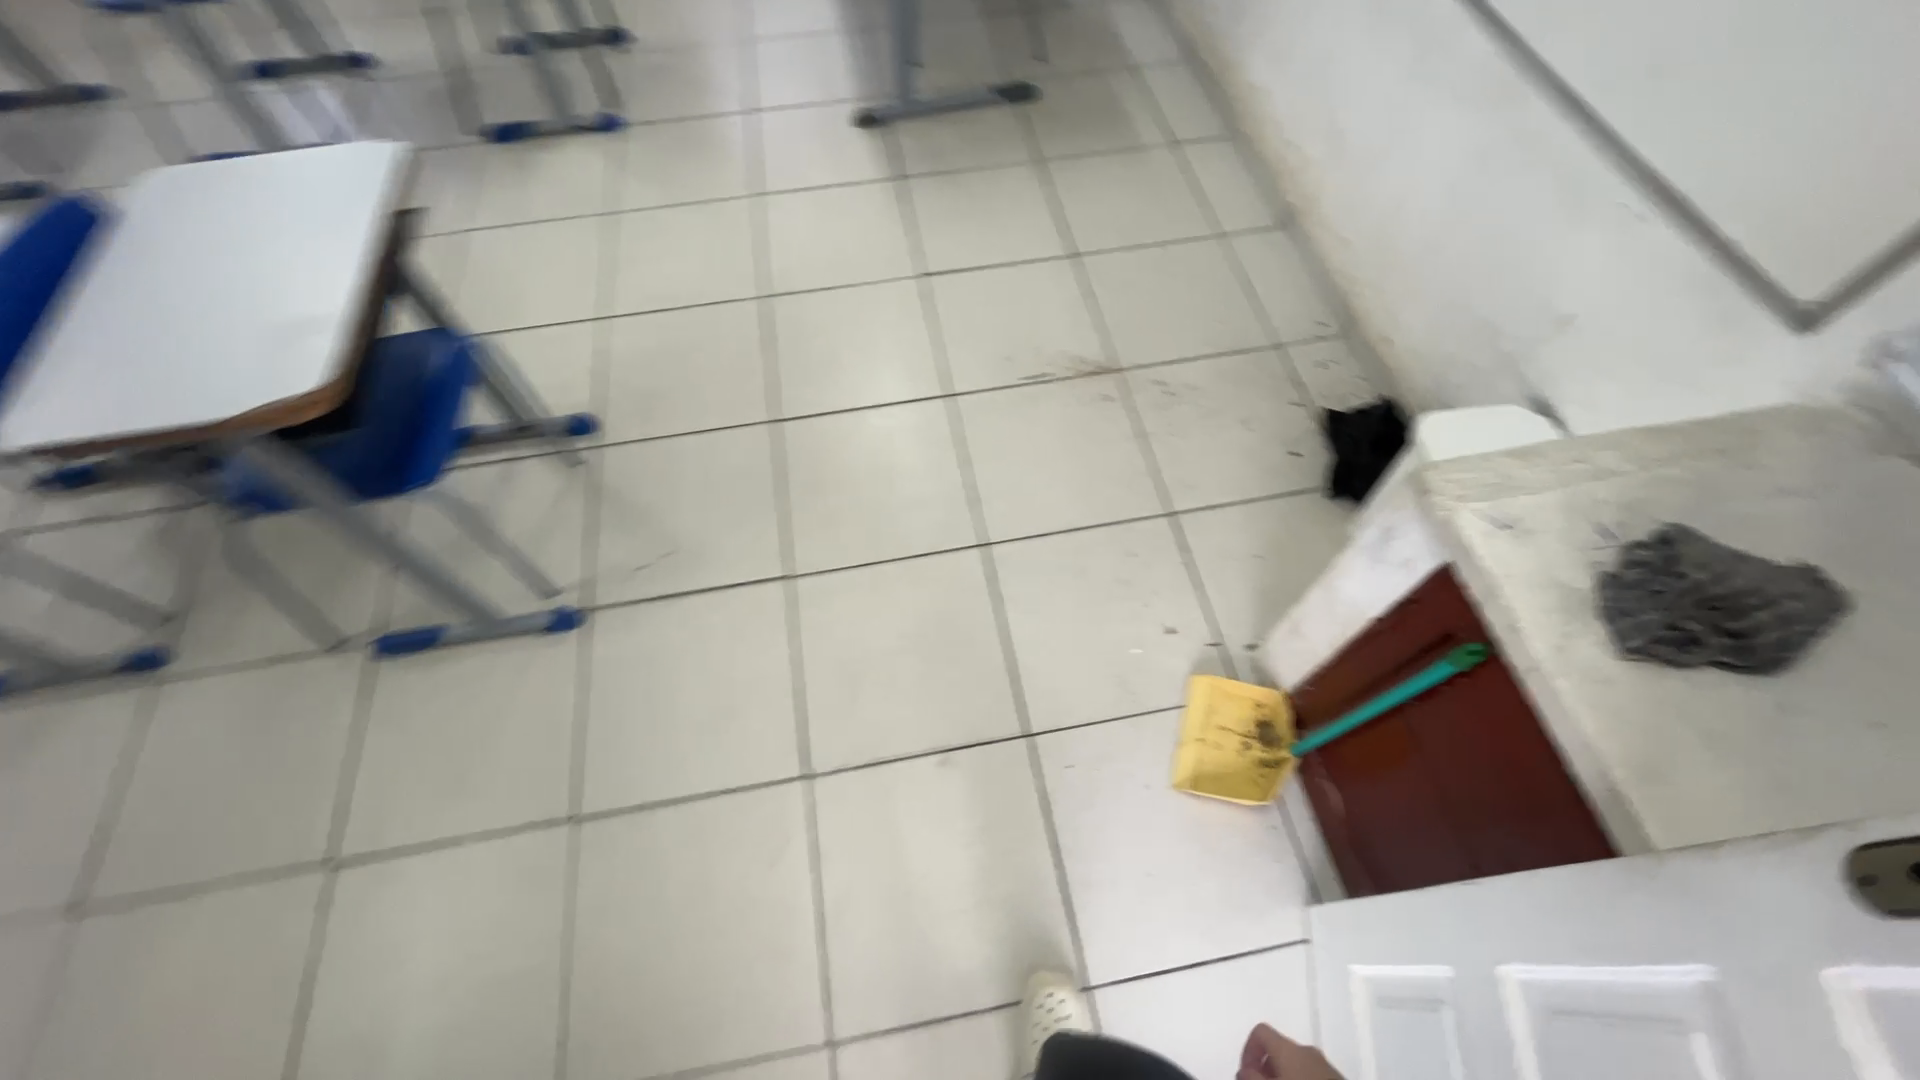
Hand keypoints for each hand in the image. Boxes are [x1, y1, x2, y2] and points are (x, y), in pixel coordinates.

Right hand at [1238, 1023, 1343, 1079]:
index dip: (1248, 1050)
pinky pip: (1310, 1073)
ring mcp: (1325, 1064)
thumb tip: (1244, 1069)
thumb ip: (1251, 1077)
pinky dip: (1300, 1079)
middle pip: (1278, 1048)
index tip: (1247, 1074)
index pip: (1260, 1031)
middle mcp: (1306, 1049)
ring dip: (1283, 1075)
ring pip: (1295, 1063)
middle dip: (1265, 1067)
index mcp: (1288, 1048)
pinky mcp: (1337, 1077)